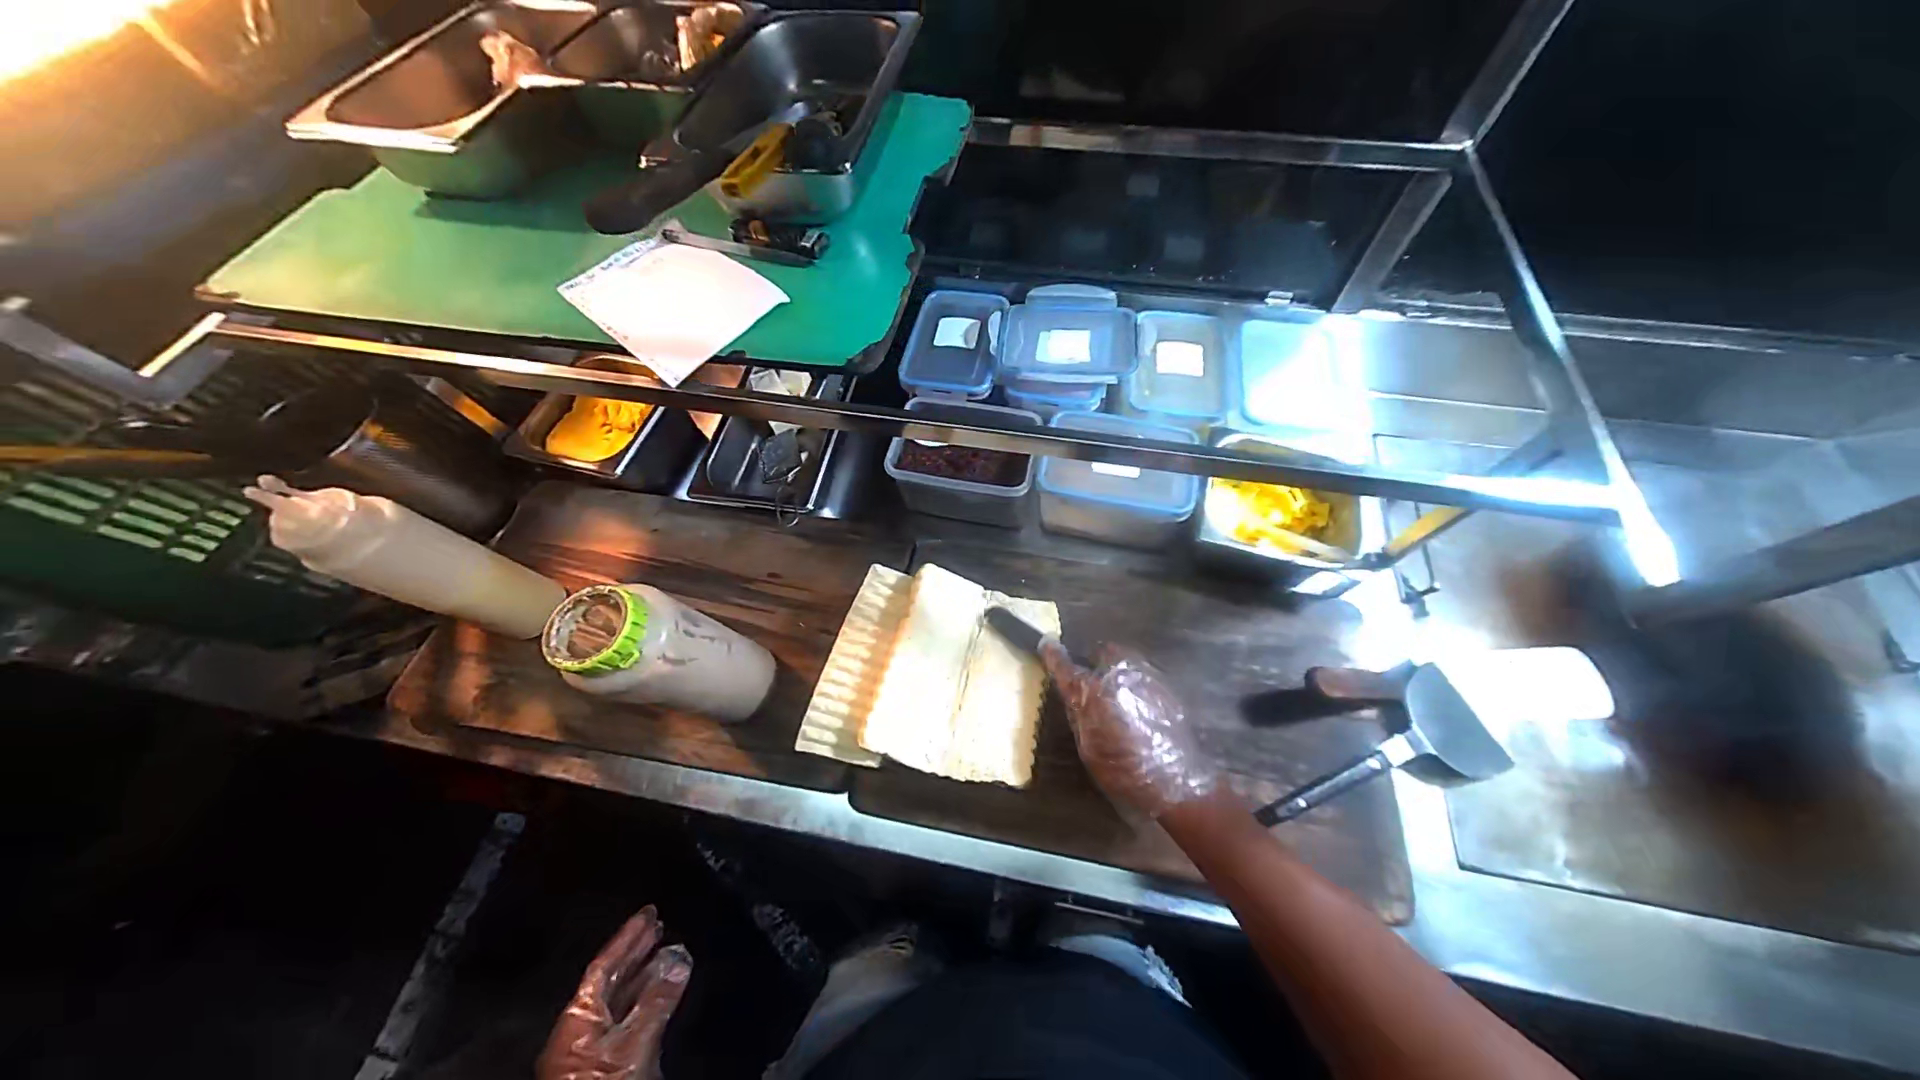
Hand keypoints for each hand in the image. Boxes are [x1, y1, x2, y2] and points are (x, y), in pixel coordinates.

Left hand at [538, 907, 692, 1079]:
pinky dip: (645, 1001)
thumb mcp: (633, 1045)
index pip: (604, 966)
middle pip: (610, 981)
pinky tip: (661, 996)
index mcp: (578, 1018)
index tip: (649, 912)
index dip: (628, 937)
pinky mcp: (603, 1066)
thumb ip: (657, 1001)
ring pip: (619, 1001)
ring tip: (668, 954)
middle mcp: (580, 1029)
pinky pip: (625, 1019)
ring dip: (644, 976)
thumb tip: (679, 958)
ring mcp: (589, 1049)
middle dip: (636, 952)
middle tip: (660, 925)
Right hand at [1040, 639, 1217, 817]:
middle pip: (1101, 652)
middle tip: (1091, 678)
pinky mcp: (1167, 686)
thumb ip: (1078, 714)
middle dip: (1093, 660)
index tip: (1046, 643)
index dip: (1053, 655)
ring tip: (1116, 693)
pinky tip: (1138, 706)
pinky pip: (1143, 674)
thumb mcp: (1088, 747)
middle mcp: (1120, 676)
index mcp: (1094, 693)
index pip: (1066, 666)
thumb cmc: (1123, 771)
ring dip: (1116, 671)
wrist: (1176, 784)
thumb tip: (1071, 695)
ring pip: (1124, 661)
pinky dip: (1134, 683)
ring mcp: (1147, 677)